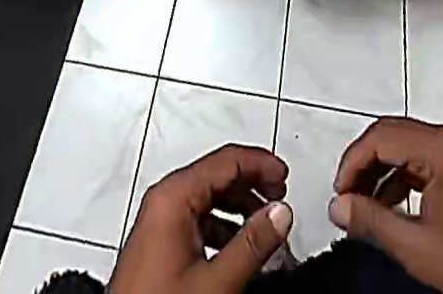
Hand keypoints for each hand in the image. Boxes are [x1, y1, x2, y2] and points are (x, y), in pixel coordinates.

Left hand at [111, 144, 294, 293]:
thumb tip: (281, 213)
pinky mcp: (159, 244)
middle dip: (253, 185)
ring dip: (241, 207)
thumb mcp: (215, 282)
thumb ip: (253, 244)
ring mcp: (158, 222)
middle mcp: (163, 201)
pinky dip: (225, 226)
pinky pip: (200, 218)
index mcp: (173, 196)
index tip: (284, 179)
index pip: (227, 160)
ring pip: (210, 196)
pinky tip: (239, 248)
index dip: (261, 165)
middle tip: (279, 199)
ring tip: (264, 227)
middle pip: (219, 174)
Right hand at [328, 117, 442, 293]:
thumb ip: (373, 221)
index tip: (339, 191)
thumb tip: (340, 205)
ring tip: (360, 205)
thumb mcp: (416, 246)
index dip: (353, 162)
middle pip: (390, 134)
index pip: (382, 137)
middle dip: (362, 163)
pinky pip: (414, 159)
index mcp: (442, 148)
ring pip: (400, 145)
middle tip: (344, 195)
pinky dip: (394, 178)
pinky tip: (384, 208)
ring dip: (376, 171)